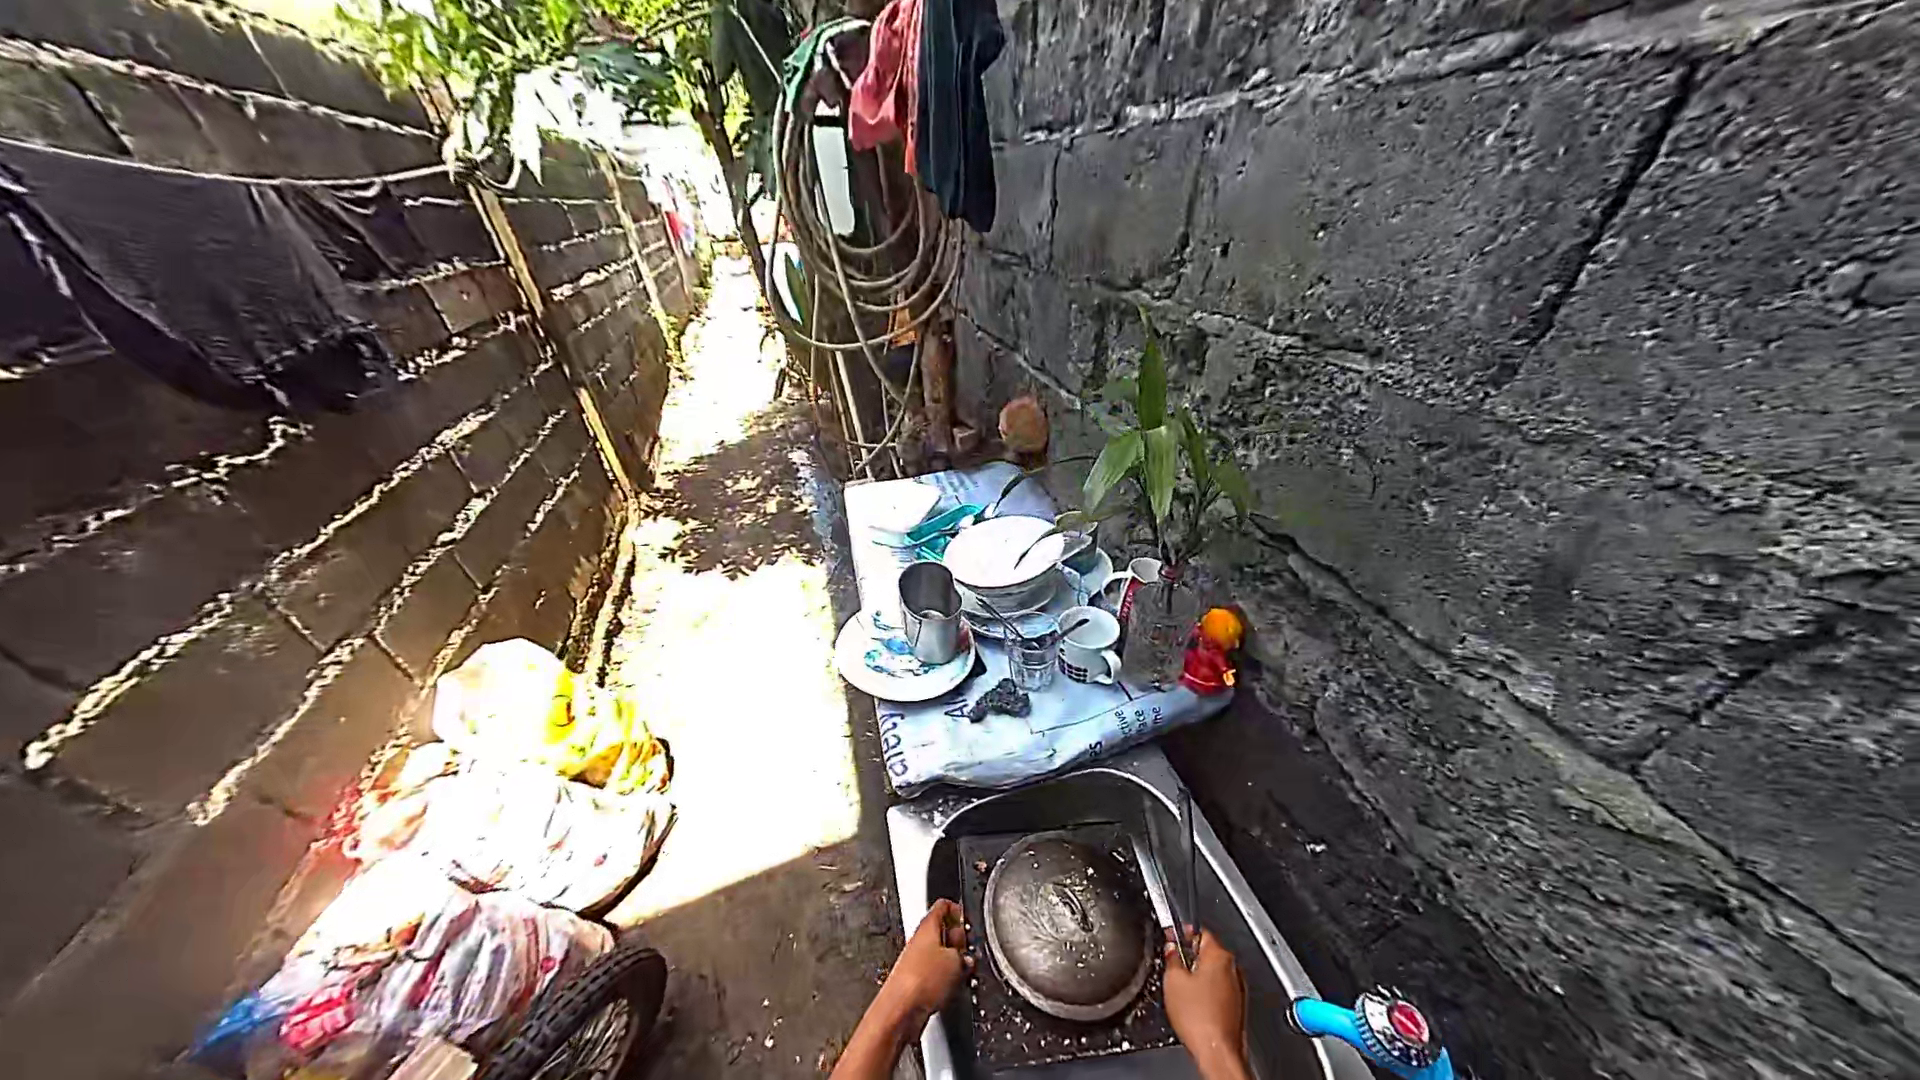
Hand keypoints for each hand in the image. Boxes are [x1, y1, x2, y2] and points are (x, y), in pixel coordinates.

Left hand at [883, 898, 971, 1019]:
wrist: (900, 1011)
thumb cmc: (921, 980)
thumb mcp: (956, 961)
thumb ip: (965, 955)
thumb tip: (966, 958)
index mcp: (928, 925)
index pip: (943, 906)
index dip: (957, 911)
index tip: (967, 923)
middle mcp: (920, 940)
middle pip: (943, 931)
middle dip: (958, 941)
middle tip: (967, 951)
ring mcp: (916, 961)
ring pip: (940, 955)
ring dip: (952, 963)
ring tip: (961, 973)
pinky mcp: (916, 982)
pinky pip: (935, 974)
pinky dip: (945, 980)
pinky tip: (950, 989)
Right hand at [1163, 927, 1250, 1079]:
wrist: (1217, 1054)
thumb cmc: (1199, 1020)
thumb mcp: (1173, 979)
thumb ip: (1171, 957)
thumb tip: (1172, 949)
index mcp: (1220, 955)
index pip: (1199, 931)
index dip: (1182, 933)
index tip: (1170, 938)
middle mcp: (1233, 969)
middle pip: (1207, 951)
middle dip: (1189, 957)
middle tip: (1173, 966)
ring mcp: (1238, 989)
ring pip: (1213, 972)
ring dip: (1198, 976)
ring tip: (1182, 990)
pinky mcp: (1238, 1007)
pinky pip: (1219, 990)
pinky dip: (1207, 993)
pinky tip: (1194, 1005)